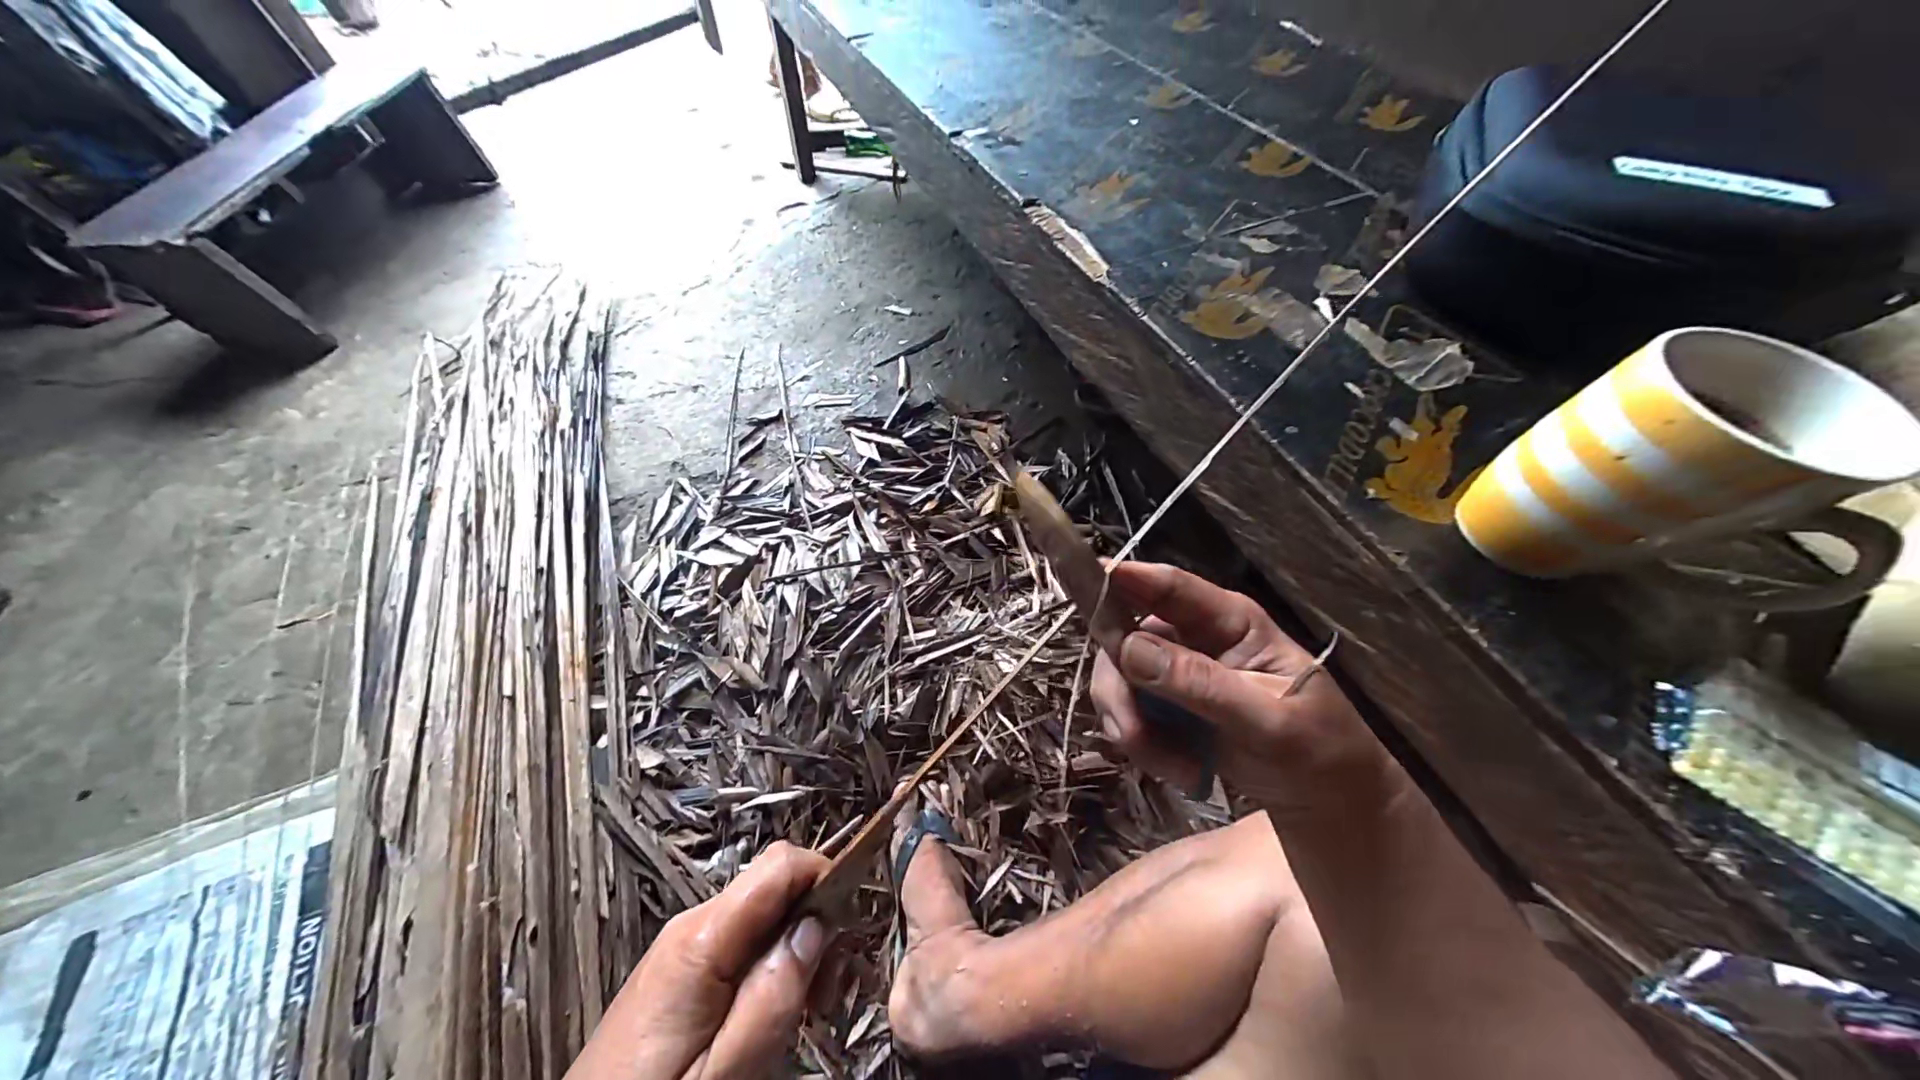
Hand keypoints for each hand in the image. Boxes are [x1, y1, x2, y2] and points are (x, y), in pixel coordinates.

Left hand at [566, 842, 832, 1079]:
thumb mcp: (725, 1074)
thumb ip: (773, 997)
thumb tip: (817, 927)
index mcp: (702, 941)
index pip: (782, 864)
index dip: (826, 878)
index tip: (848, 933)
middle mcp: (692, 926)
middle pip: (777, 885)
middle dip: (816, 922)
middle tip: (829, 991)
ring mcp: (684, 945)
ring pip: (765, 912)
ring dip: (798, 947)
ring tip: (805, 1009)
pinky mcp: (681, 967)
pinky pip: (743, 940)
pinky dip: (772, 962)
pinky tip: (773, 1011)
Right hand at [1090, 562, 1406, 820]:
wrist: (1326, 799)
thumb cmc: (1317, 748)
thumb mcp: (1268, 721)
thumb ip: (1200, 684)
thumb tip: (1128, 648)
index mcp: (1229, 621)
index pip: (1168, 586)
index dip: (1122, 578)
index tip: (1079, 577)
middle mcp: (1193, 635)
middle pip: (1124, 637)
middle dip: (1121, 691)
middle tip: (1133, 739)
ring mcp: (1174, 669)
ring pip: (1116, 679)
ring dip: (1133, 727)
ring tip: (1179, 769)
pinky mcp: (1163, 703)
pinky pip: (1126, 714)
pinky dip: (1143, 746)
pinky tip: (1181, 771)